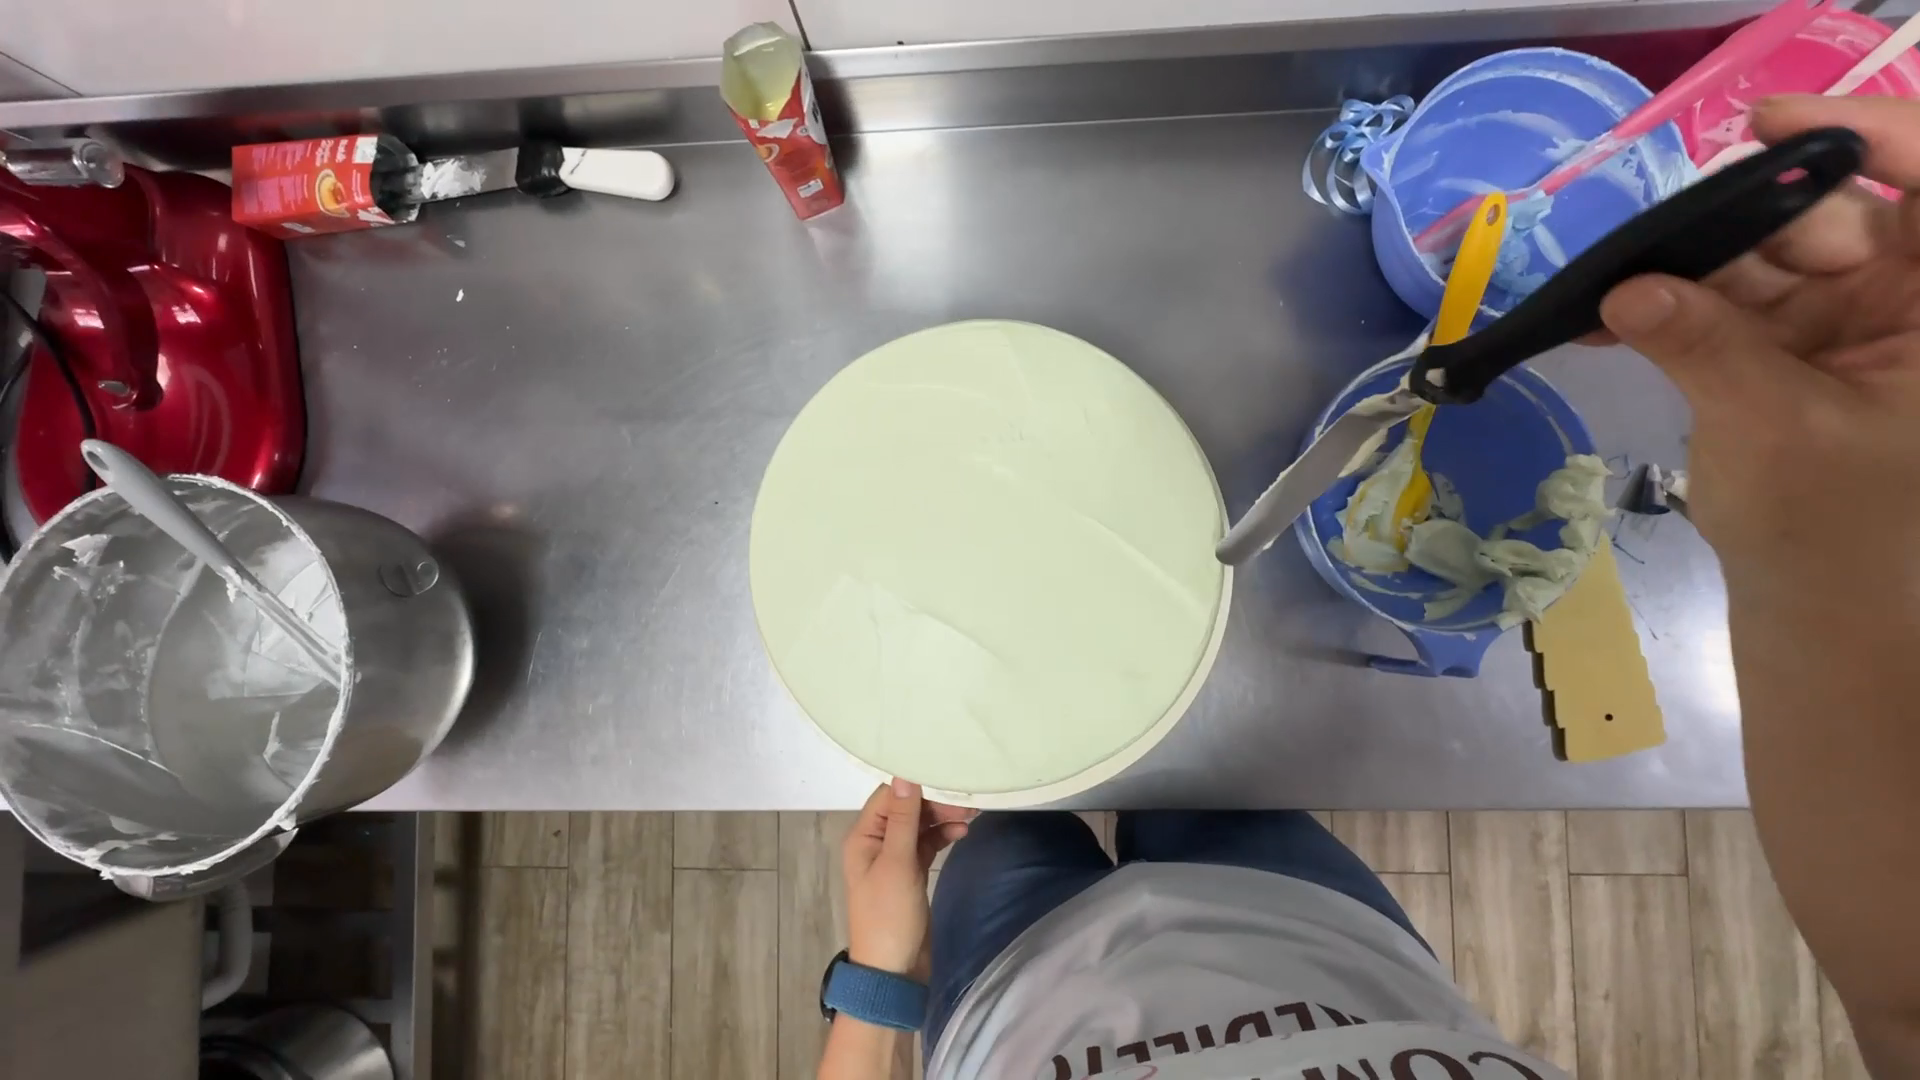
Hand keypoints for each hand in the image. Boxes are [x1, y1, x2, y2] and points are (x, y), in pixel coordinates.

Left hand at [841, 779, 973, 975]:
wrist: (893, 973)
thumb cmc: (889, 915)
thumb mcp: (897, 864)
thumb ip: (903, 819)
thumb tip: (905, 775)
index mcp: (863, 836)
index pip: (889, 796)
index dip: (917, 786)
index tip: (947, 780)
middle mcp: (876, 841)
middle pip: (907, 808)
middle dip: (935, 802)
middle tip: (967, 801)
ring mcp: (894, 858)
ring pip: (920, 825)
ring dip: (942, 818)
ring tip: (972, 814)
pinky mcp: (911, 872)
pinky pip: (927, 843)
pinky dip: (943, 836)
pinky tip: (962, 832)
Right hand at [1595, 95, 1919, 586]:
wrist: (1821, 597)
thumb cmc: (1836, 521)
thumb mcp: (1772, 426)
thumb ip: (1705, 348)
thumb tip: (1625, 291)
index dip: (1868, 135)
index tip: (1762, 122)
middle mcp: (1913, 297)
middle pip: (1829, 221)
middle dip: (1735, 234)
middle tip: (1646, 264)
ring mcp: (1848, 324)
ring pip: (1761, 265)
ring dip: (1682, 279)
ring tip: (1605, 299)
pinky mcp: (1788, 352)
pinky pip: (1726, 310)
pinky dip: (1668, 315)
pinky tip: (1609, 322)